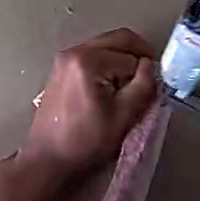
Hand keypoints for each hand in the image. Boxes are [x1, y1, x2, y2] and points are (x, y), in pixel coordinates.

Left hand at [21, 28, 159, 176]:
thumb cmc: (87, 141)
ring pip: (107, 46)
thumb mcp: (125, 114)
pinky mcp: (61, 69)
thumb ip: (145, 84)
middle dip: (139, 56)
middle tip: (150, 79)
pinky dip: (109, 65)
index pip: (133, 57)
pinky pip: (94, 55)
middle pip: (119, 39)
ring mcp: (65, 59)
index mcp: (89, 61)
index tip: (149, 93)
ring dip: (124, 60)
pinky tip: (111, 88)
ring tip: (130, 87)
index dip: (145, 74)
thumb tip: (152, 67)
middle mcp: (74, 52)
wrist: (47, 161)